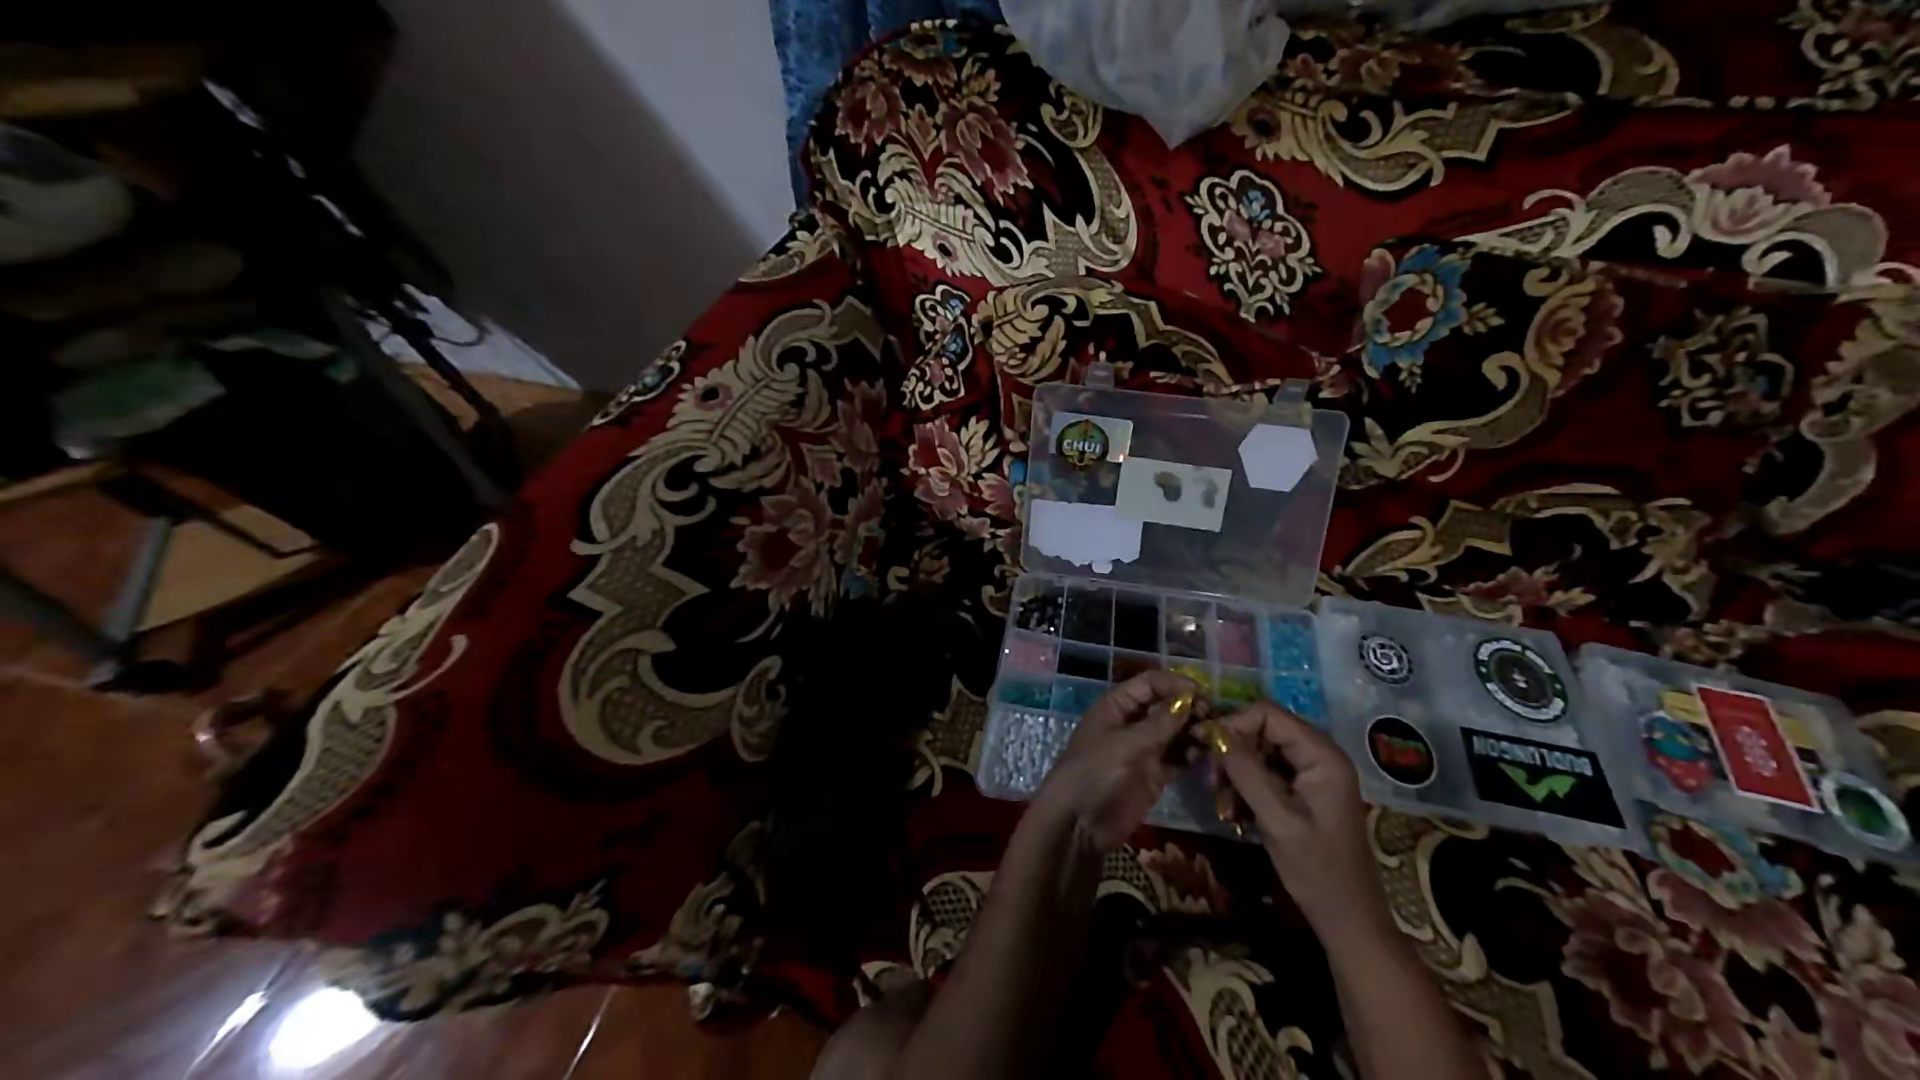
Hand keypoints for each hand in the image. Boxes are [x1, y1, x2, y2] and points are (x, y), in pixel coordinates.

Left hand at [1034, 671, 1201, 850]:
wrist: (1079, 824)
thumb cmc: (1094, 773)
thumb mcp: (1125, 745)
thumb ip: (1158, 724)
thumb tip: (1189, 702)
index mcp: (1116, 706)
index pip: (1150, 684)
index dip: (1175, 684)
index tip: (1201, 694)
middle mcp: (1132, 722)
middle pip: (1166, 705)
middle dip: (1190, 707)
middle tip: (1212, 718)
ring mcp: (1145, 748)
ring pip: (1176, 730)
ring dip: (1195, 730)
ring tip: (1214, 737)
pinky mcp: (1155, 773)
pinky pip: (1179, 756)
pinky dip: (1193, 753)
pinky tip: (1207, 754)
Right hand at [1214, 702, 1386, 939]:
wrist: (1347, 918)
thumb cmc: (1318, 870)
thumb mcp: (1278, 821)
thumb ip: (1247, 773)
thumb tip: (1214, 734)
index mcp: (1322, 756)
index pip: (1268, 714)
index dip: (1234, 725)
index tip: (1207, 750)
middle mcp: (1318, 755)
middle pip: (1262, 729)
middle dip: (1232, 750)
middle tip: (1210, 780)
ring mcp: (1310, 772)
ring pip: (1258, 749)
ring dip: (1234, 770)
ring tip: (1220, 800)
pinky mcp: (1301, 789)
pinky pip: (1264, 770)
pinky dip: (1244, 785)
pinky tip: (1233, 810)